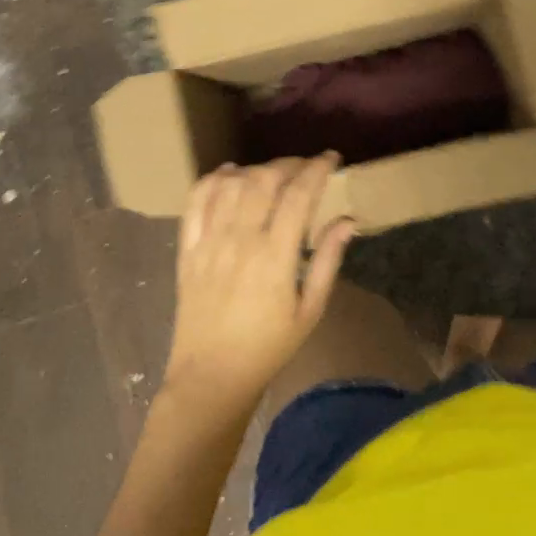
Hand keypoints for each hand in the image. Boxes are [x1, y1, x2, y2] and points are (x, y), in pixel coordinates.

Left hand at [164, 154, 354, 409]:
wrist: (212, 376)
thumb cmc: (269, 347)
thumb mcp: (310, 310)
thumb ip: (327, 260)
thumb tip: (348, 219)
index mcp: (275, 258)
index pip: (298, 196)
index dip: (317, 169)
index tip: (331, 159)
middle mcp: (239, 242)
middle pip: (264, 180)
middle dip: (289, 164)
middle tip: (307, 167)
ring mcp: (208, 243)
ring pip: (231, 185)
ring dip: (256, 169)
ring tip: (274, 172)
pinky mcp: (187, 250)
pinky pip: (196, 202)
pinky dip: (213, 180)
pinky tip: (230, 174)